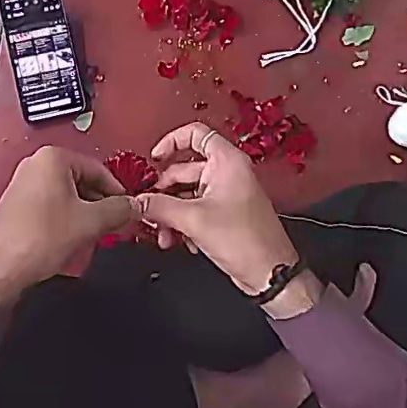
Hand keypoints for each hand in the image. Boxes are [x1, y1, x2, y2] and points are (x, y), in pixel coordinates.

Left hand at [0, 146, 134, 307]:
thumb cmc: (33, 241)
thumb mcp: (90, 222)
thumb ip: (118, 209)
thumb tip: (133, 205)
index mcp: (52, 158)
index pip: (98, 170)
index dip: (117, 191)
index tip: (127, 207)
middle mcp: (36, 166)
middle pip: (83, 182)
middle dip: (100, 204)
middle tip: (113, 223)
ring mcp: (24, 185)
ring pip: (68, 196)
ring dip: (84, 215)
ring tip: (91, 235)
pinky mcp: (18, 206)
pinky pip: (53, 207)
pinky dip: (66, 220)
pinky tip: (70, 240)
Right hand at [137, 123, 302, 301]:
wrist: (270, 273)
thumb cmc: (244, 240)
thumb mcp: (194, 220)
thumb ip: (160, 207)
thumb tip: (136, 201)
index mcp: (226, 161)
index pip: (195, 134)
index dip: (171, 142)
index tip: (154, 159)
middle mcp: (227, 172)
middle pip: (184, 169)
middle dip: (164, 191)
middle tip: (148, 209)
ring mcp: (226, 193)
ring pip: (187, 193)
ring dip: (171, 212)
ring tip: (162, 233)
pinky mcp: (224, 213)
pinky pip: (195, 209)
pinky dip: (183, 222)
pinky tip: (178, 241)